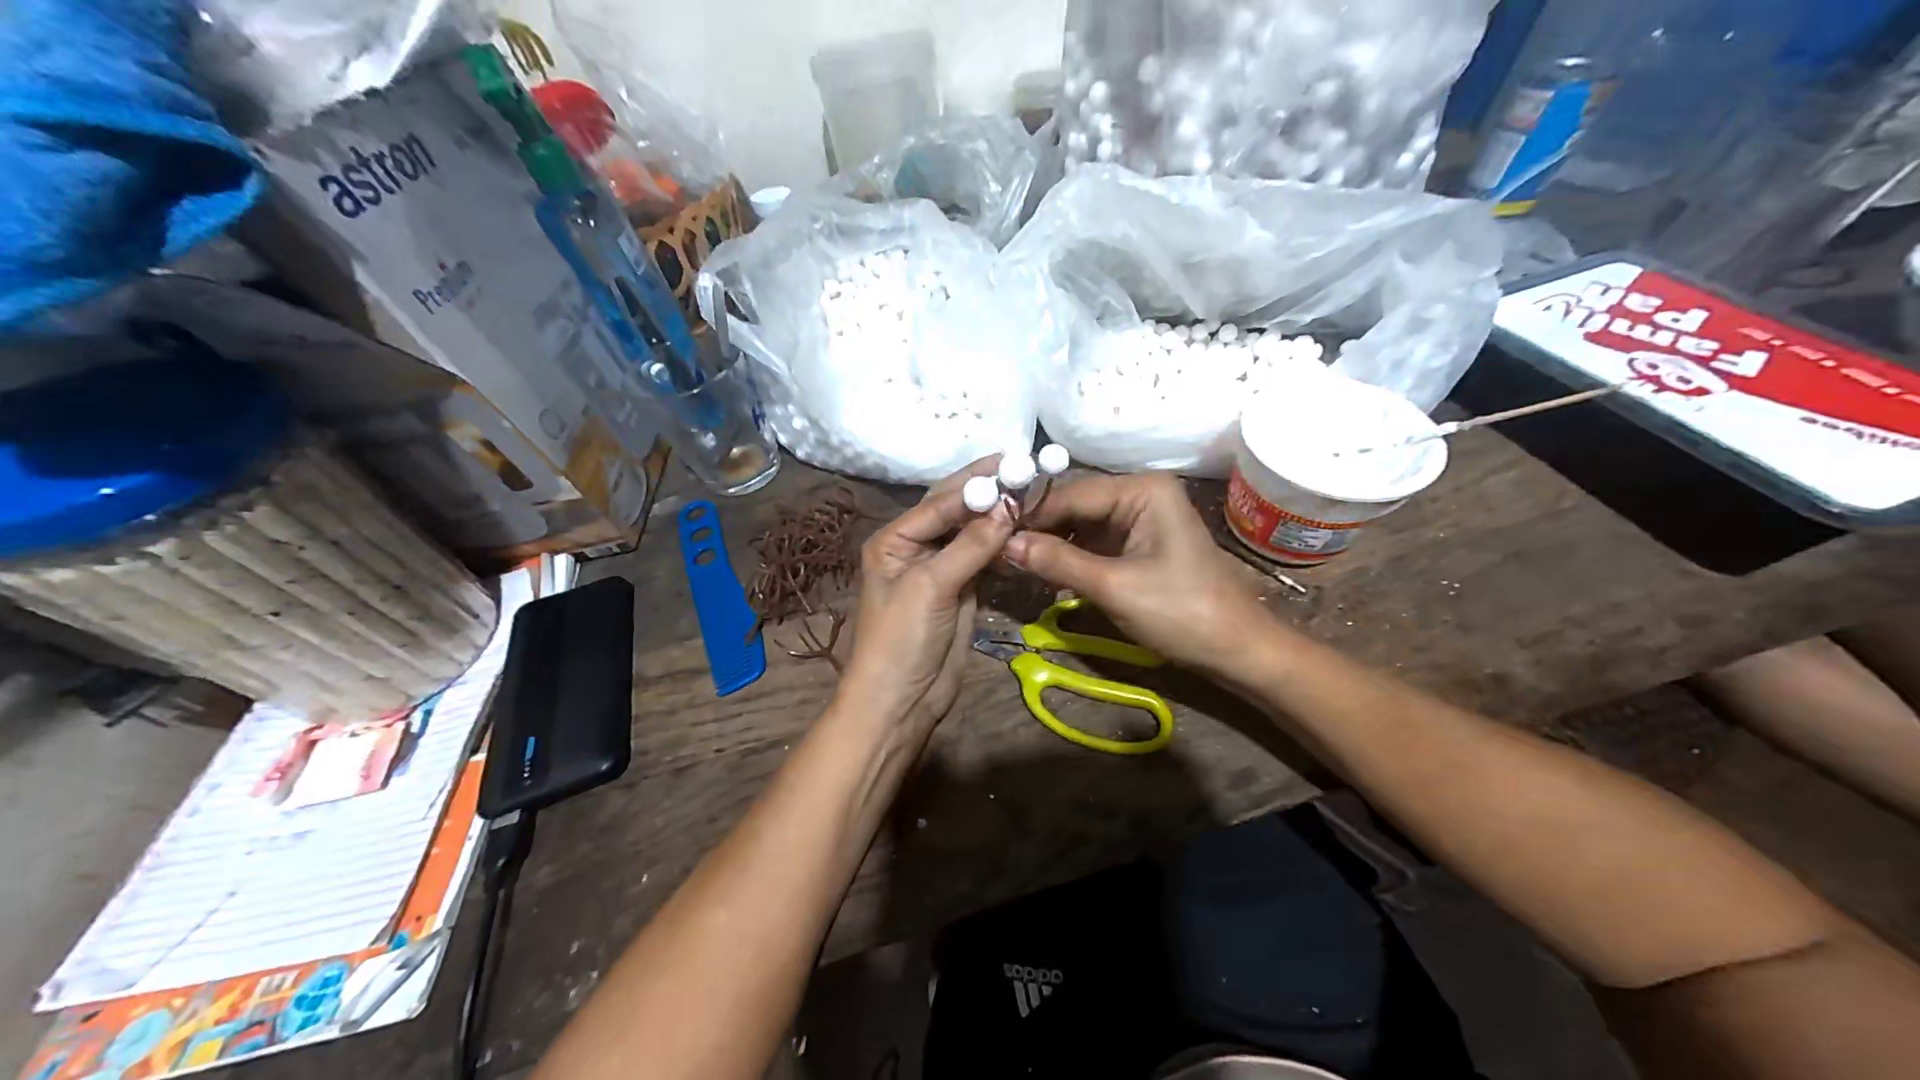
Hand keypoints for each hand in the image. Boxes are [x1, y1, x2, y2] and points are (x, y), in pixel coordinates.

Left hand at [839, 457, 1014, 729]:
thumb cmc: (901, 639)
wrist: (900, 702)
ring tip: (1033, 497)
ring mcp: (939, 570)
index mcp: (894, 539)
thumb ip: (969, 546)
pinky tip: (1025, 534)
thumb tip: (1007, 507)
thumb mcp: (930, 586)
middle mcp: (914, 548)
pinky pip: (983, 559)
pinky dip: (1002, 547)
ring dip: (999, 518)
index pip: (939, 502)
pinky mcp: (960, 591)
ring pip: (972, 534)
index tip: (1013, 465)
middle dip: (987, 493)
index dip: (975, 485)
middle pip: (954, 511)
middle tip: (1024, 469)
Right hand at [1004, 473, 1274, 675]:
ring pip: (1078, 527)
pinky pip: (1091, 544)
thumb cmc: (1181, 612)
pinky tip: (1039, 570)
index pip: (1070, 493)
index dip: (1029, 515)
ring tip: (1009, 561)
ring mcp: (1138, 521)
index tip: (990, 533)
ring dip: (1048, 545)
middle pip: (1073, 506)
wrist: (1235, 650)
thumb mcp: (1113, 586)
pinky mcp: (1135, 546)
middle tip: (995, 550)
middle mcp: (1139, 496)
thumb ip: (1058, 561)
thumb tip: (1005, 545)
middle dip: (1037, 530)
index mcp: (1142, 491)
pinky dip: (1067, 558)